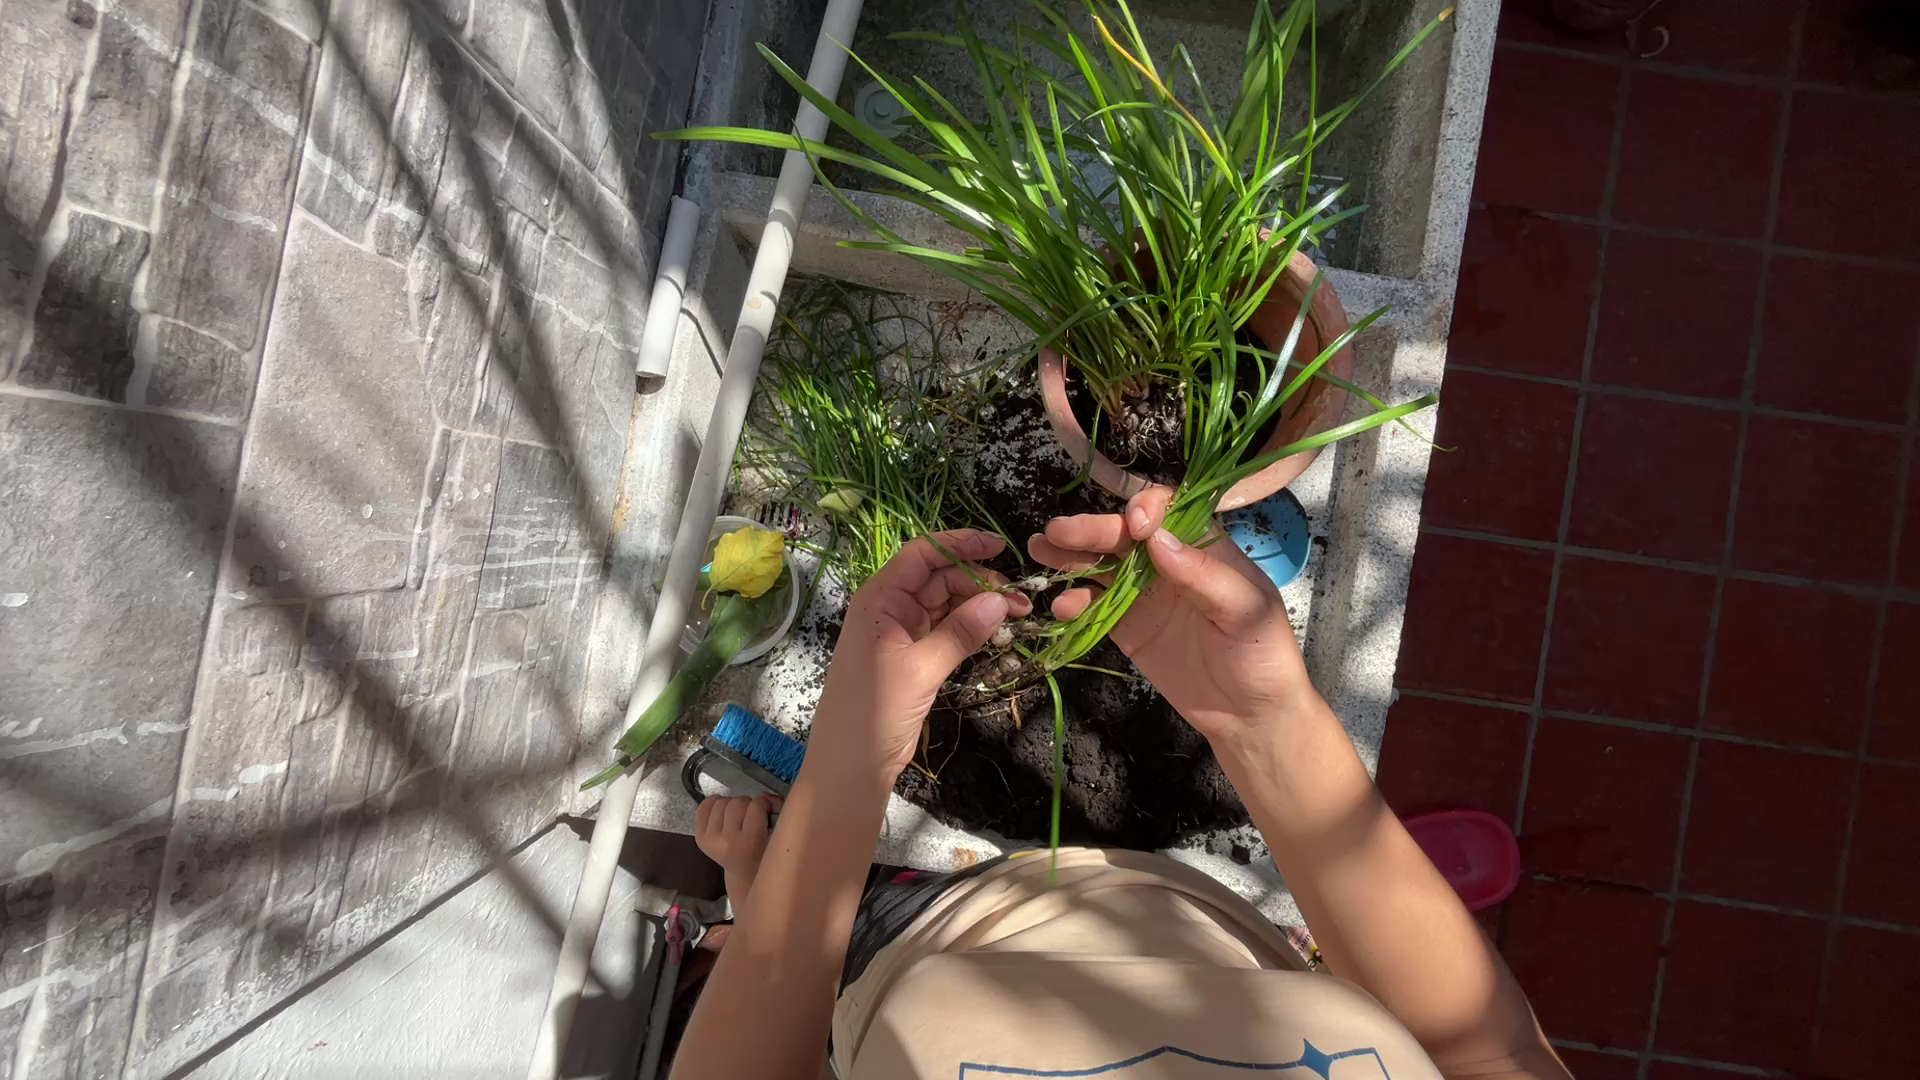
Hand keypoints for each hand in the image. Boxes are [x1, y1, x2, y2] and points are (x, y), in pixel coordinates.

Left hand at [696, 793, 780, 900]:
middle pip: (737, 802)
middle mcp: (726, 841)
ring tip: (738, 814)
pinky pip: (703, 808)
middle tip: (752, 813)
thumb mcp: (777, 836)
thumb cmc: (764, 854)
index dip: (765, 802)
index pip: (756, 806)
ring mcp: (710, 839)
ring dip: (732, 803)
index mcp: (750, 842)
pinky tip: (722, 810)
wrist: (744, 874)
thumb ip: (777, 811)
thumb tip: (766, 796)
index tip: (768, 808)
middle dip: (748, 803)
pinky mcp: (700, 838)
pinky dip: (713, 803)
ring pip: (721, 802)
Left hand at [810, 530, 1031, 786]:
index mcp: (880, 598)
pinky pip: (946, 629)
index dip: (961, 545)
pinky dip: (970, 628)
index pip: (923, 554)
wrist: (850, 765)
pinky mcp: (913, 656)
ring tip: (1017, 616)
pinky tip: (996, 633)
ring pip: (946, 604)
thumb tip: (1001, 601)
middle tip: (1019, 600)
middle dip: (979, 582)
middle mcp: (890, 607)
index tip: (1001, 547)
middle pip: (940, 578)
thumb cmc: (873, 711)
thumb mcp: (920, 669)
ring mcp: (901, 632)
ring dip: (979, 606)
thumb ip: (960, 632)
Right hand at [1029, 487, 1313, 739]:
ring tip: (1040, 551)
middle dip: (1090, 530)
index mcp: (1203, 547)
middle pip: (1122, 535)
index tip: (1133, 527)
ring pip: (1101, 565)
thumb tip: (1156, 539)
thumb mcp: (1245, 611)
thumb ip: (1203, 574)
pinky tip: (1061, 606)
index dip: (1145, 509)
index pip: (1167, 510)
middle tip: (1056, 532)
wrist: (1251, 718)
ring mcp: (1143, 594)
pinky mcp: (1126, 627)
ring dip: (1070, 557)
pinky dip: (1074, 603)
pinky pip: (1094, 606)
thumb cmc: (1263, 656)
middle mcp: (1167, 563)